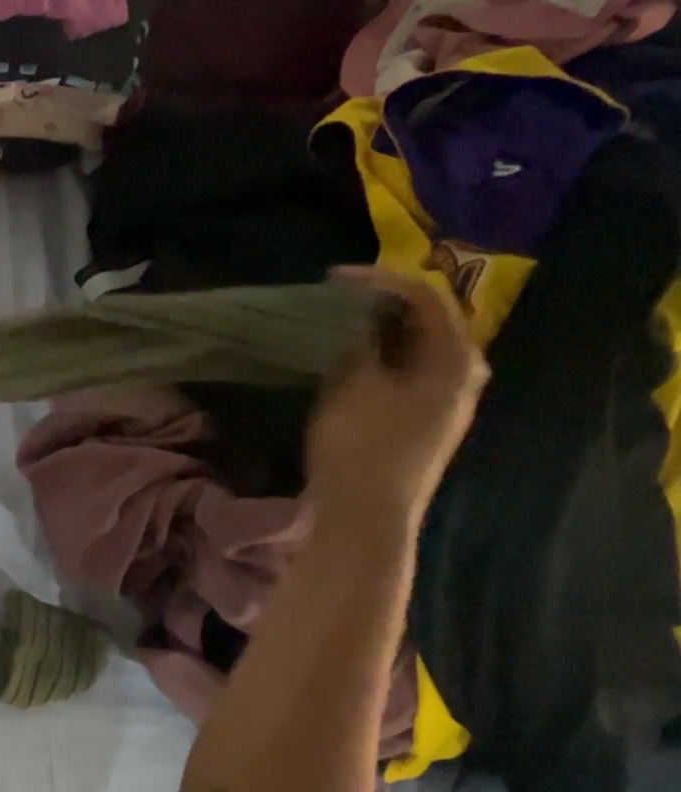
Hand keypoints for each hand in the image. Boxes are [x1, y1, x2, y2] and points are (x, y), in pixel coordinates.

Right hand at [306, 268, 487, 531]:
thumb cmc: (362, 445)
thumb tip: (356, 316)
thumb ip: (359, 341)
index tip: (331, 277)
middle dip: (379, 303)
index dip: (379, 280)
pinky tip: (341, 358)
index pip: (426, 298)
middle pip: (425, 321)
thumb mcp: (354, 383)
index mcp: (456, 360)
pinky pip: (398, 371)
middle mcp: (460, 375)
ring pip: (409, 347)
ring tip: (332, 322)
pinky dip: (372, 355)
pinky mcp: (415, 420)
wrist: (365, 514)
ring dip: (373, 330)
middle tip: (332, 296)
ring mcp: (440, 401)